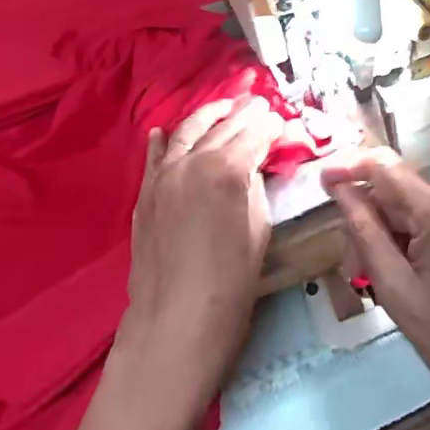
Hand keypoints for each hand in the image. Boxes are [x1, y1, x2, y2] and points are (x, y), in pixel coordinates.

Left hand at [119, 96, 280, 385]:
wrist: (174, 323)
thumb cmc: (232, 283)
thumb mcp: (260, 227)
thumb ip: (257, 186)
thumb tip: (258, 163)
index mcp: (227, 168)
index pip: (255, 132)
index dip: (272, 126)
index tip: (282, 124)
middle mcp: (193, 161)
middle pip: (225, 125)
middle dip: (246, 113)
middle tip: (262, 106)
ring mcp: (164, 175)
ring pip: (189, 130)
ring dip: (210, 115)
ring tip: (226, 106)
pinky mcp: (146, 193)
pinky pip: (156, 156)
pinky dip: (165, 140)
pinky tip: (166, 130)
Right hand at [320, 157, 429, 413]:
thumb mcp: (394, 286)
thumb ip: (364, 230)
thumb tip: (340, 188)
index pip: (387, 168)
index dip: (351, 167)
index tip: (324, 180)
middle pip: (404, 189)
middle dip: (373, 214)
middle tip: (351, 260)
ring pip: (423, 204)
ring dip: (398, 227)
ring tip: (387, 274)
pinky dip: (424, 233)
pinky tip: (417, 270)